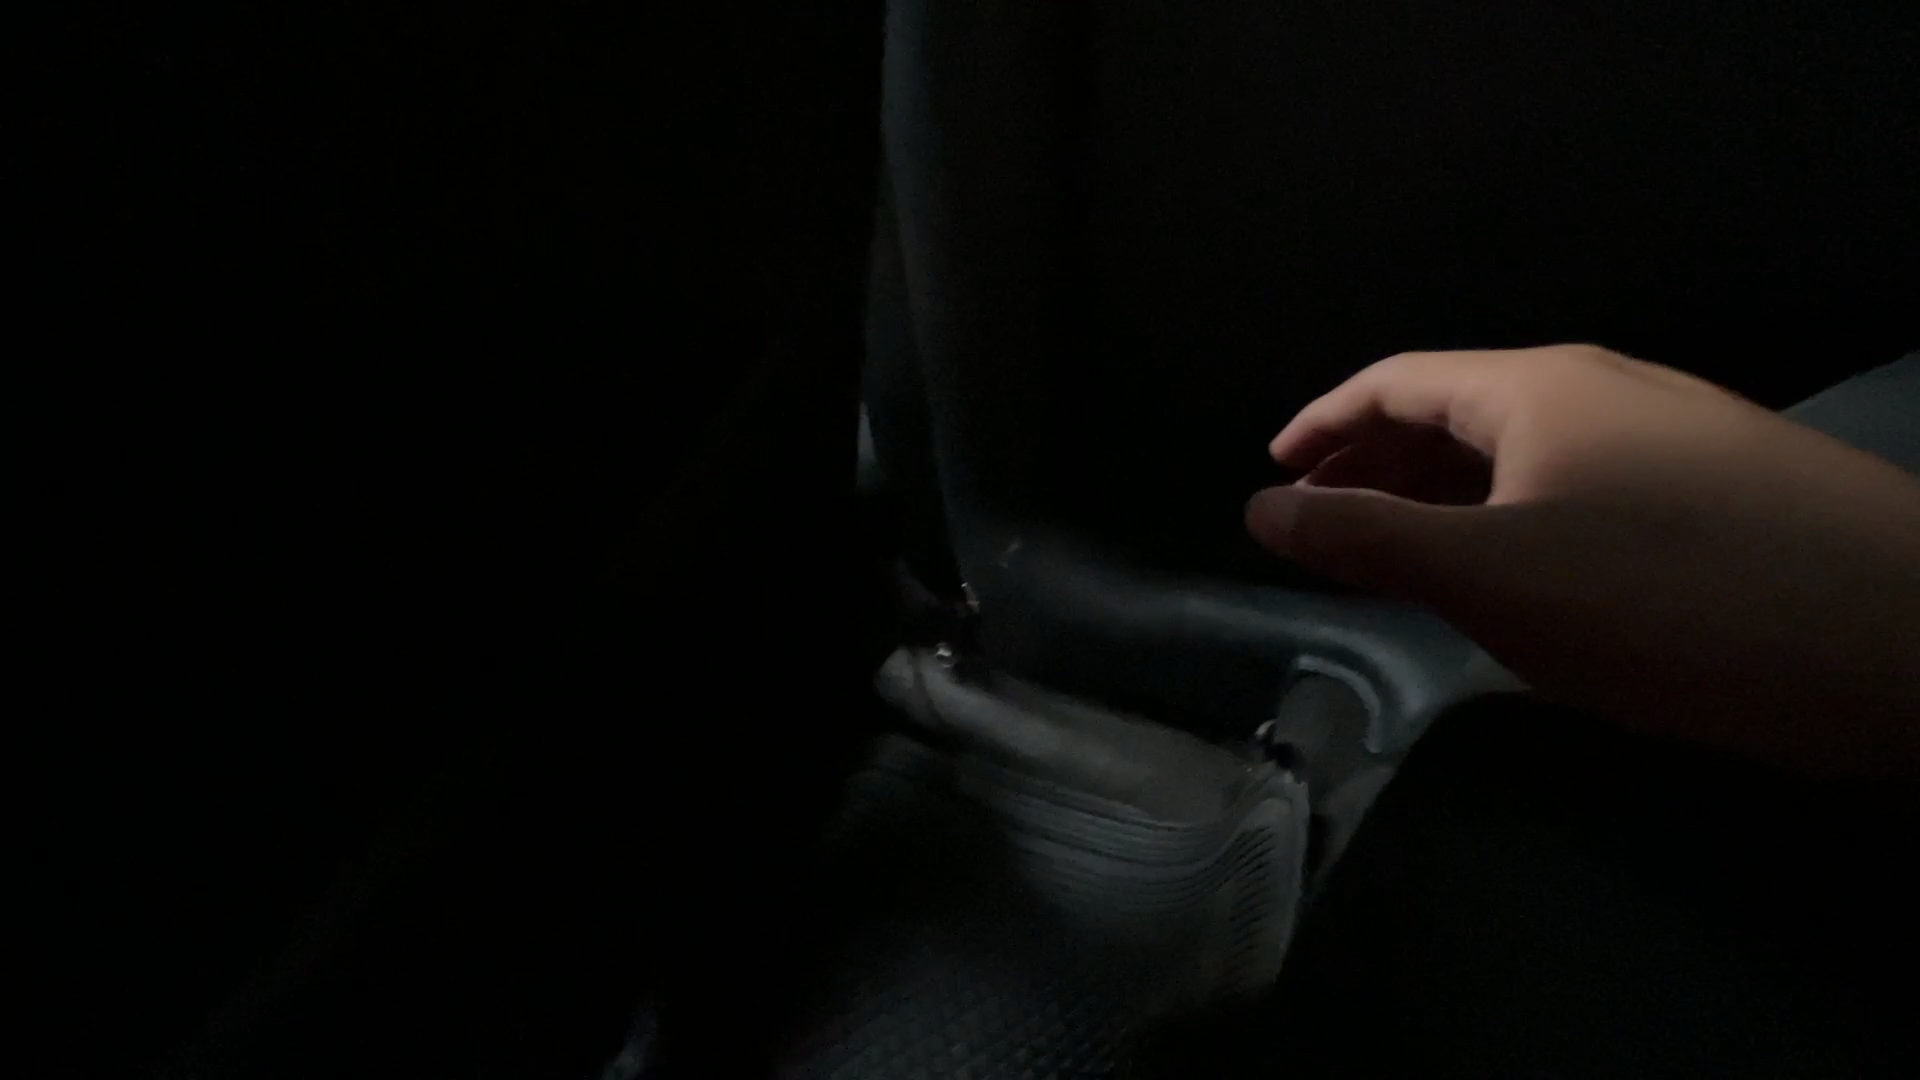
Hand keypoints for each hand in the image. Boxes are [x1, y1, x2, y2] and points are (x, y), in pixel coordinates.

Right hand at [1245, 345, 1919, 777]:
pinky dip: (1491, 515)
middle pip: (1445, 412)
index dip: (1320, 422)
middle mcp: (1597, 393)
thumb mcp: (1486, 571)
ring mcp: (1659, 440)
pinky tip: (1491, 563)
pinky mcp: (1702, 494)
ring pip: (1504, 453)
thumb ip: (1361, 537)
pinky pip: (1557, 485)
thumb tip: (1259, 510)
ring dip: (1428, 492)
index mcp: (1535, 389)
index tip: (1272, 468)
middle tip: (1317, 513)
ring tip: (1385, 543)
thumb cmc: (1672, 597)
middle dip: (1366, 461)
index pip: (1393, 383)